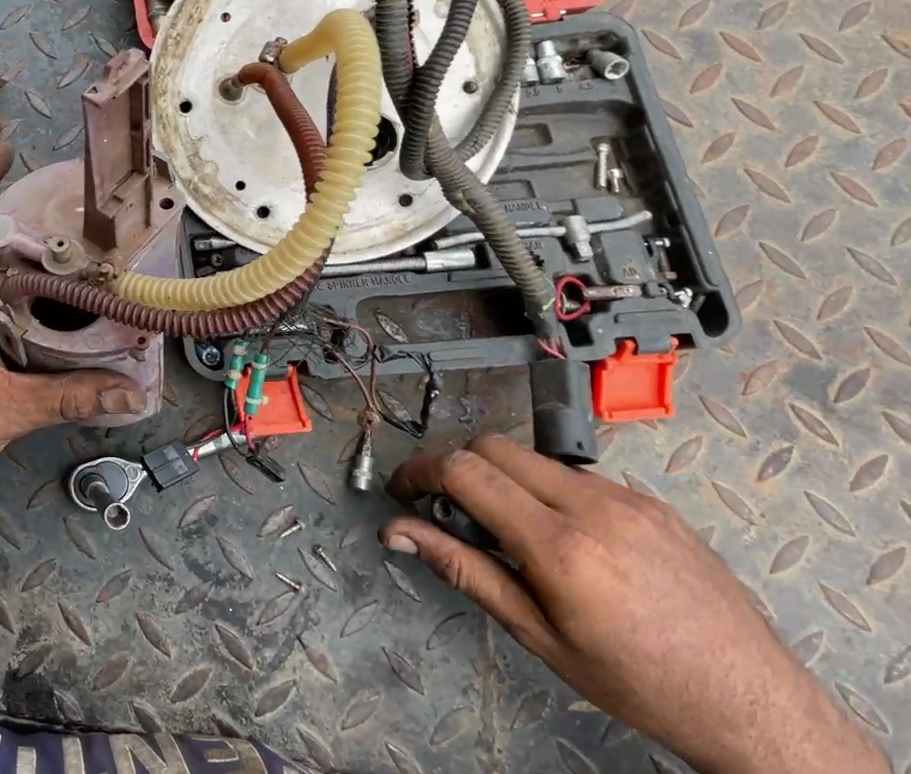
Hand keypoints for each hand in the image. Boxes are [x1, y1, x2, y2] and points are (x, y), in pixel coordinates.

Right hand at [382, 435, 887, 773]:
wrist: (752, 703)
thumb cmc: (635, 680)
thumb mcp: (535, 633)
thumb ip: (462, 570)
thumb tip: (397, 532)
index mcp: (559, 546)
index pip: (465, 471)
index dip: (419, 472)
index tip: (403, 491)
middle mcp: (595, 507)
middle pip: (493, 446)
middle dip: (455, 467)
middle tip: (444, 509)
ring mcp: (630, 500)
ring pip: (534, 458)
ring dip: (500, 477)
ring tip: (503, 530)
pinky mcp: (654, 504)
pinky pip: (577, 477)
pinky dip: (545, 490)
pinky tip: (557, 536)